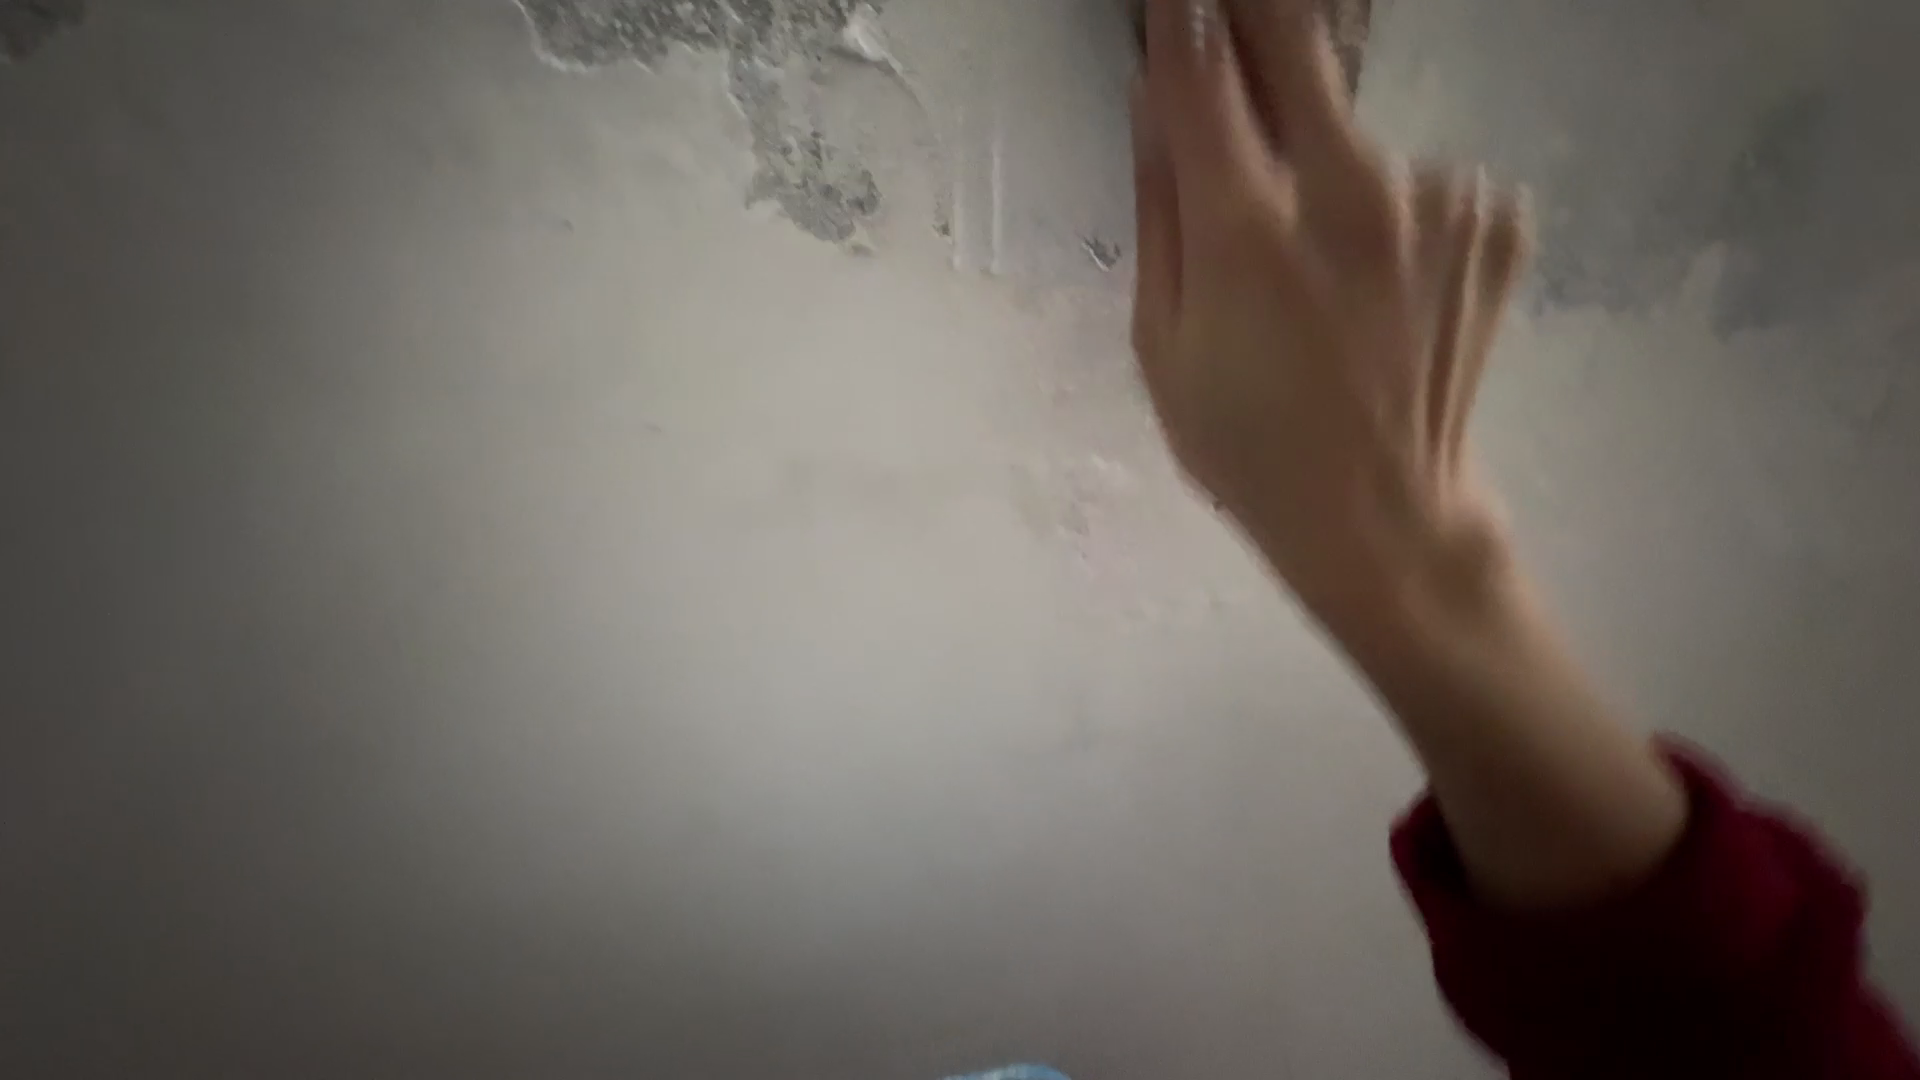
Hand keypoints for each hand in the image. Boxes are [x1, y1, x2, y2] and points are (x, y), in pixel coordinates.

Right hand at [1131, 0, 1531, 630]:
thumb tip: (1152, 117)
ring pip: (1359, 129)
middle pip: (1300, 45)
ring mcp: (1440, 198)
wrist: (1377, 511)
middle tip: (1233, 11)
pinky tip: (1375, 284)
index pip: (1201, 76)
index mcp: (1249, 232)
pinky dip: (1387, 209)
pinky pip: (1419, 181)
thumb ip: (1158, 220)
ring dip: (1322, 152)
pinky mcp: (1494, 221)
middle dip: (1257, 15)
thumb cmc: (1242, 446)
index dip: (1178, 22)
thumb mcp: (1160, 350)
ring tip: (1310, 255)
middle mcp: (1352, 190)